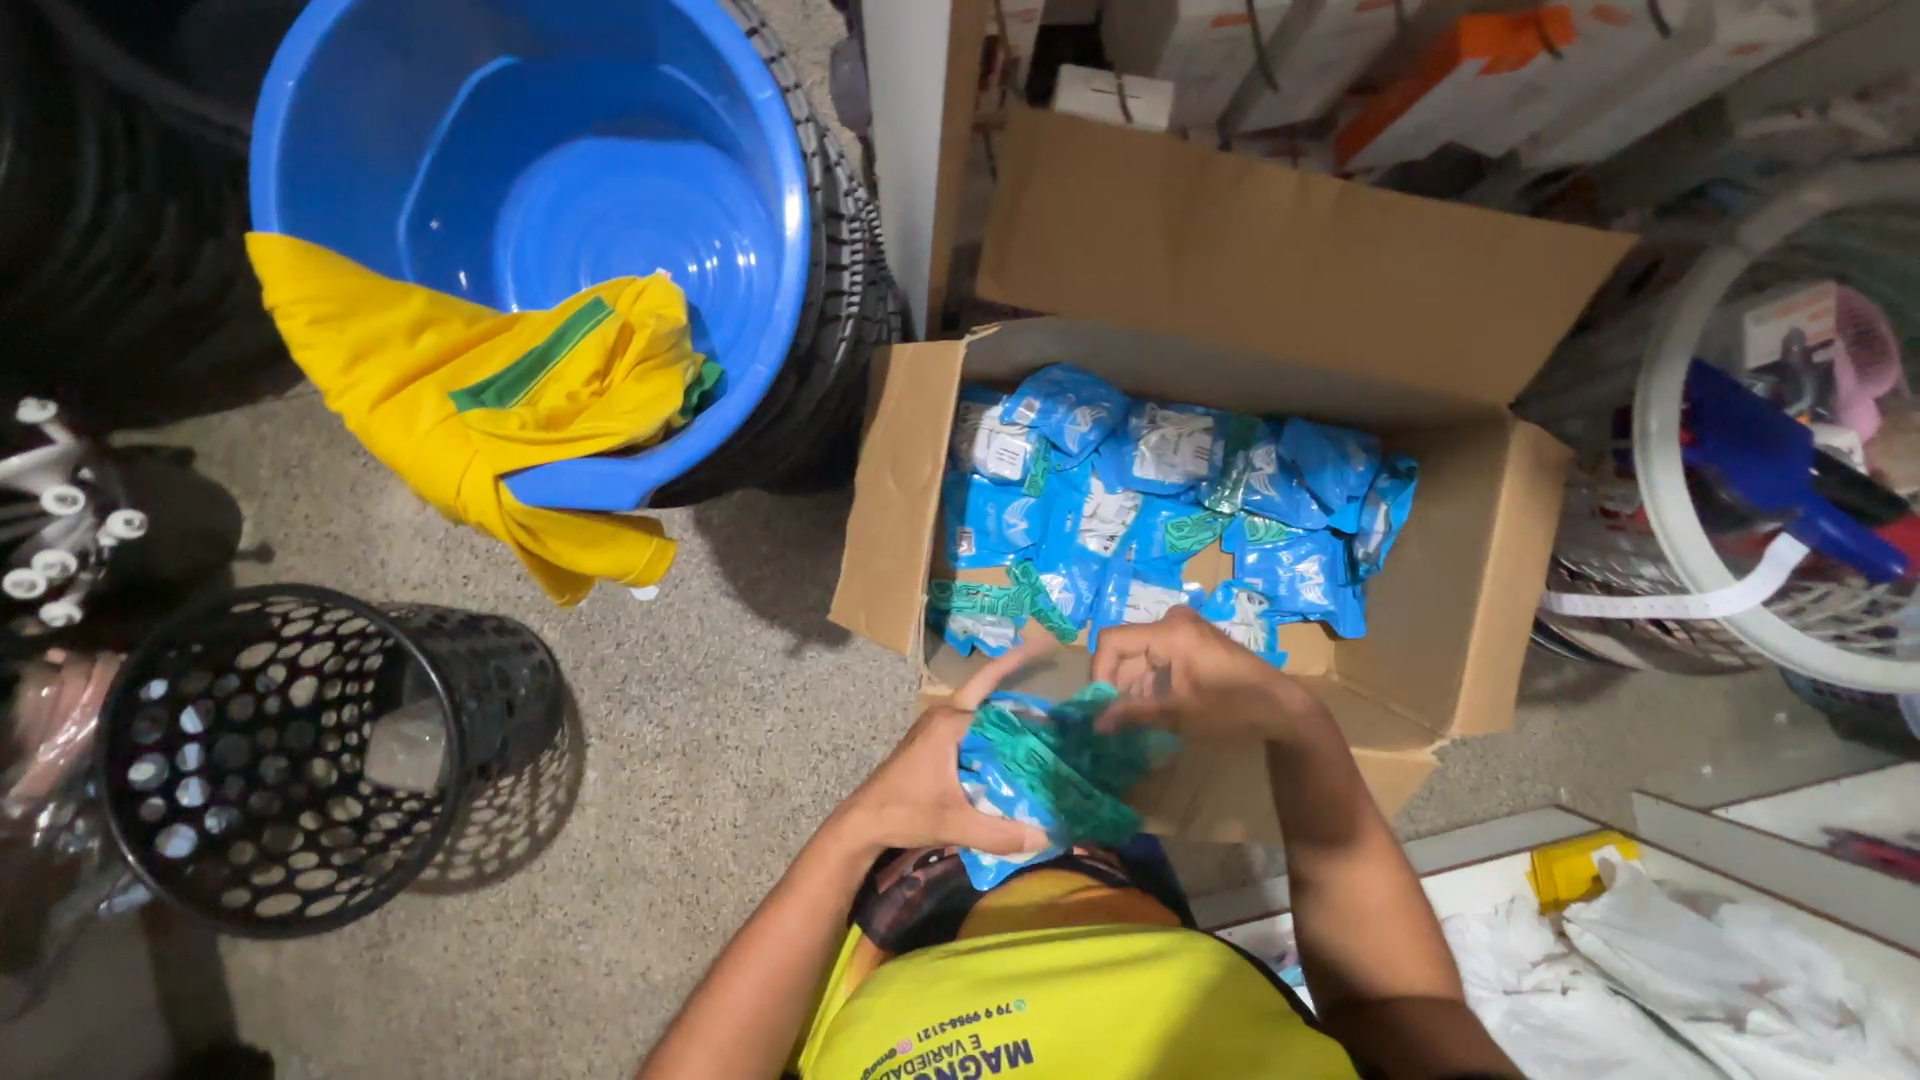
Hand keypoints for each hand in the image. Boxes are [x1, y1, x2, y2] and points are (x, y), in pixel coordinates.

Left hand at [830, 638, 1053, 857]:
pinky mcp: (935, 741)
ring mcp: (937, 726)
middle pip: (988, 686)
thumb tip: (1048, 837)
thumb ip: (1000, 833)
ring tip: (1047, 705)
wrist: (863, 821)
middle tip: (1054, 667)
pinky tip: (1017, 740)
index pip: (991, 682)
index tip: (1049, 643)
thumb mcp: (954, 824)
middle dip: (1019, 672)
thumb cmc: (904, 813)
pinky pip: (974, 723)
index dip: (1020, 662)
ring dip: (1008, 701)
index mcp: (950, 723)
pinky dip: (996, 725)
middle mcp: (944, 715)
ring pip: (981, 705)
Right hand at [1092, 607, 1326, 741]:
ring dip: (1133, 684)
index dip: (1100, 672)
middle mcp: (1174, 621)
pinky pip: (1158, 655)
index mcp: (1169, 632)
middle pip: (1126, 648)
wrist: (1282, 708)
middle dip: (1117, 683)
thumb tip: (1095, 724)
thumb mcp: (1178, 715)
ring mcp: (1185, 629)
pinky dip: (1151, 680)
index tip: (1100, 705)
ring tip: (1134, 716)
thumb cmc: (1231, 709)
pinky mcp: (1193, 640)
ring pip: (1140, 654)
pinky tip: (1154, 706)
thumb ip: (1132, 714)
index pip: (1112, 641)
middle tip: (1115, 717)